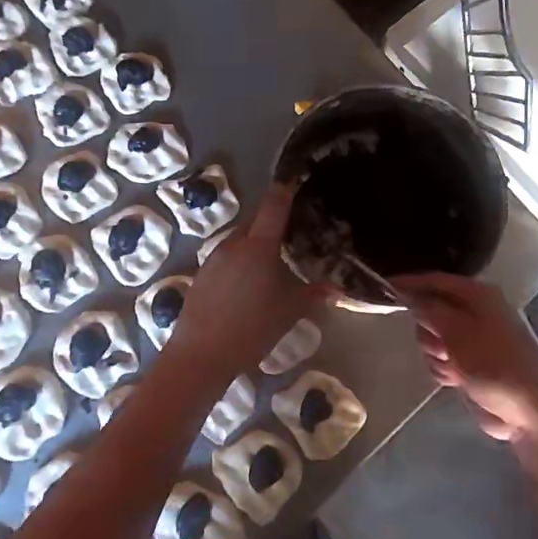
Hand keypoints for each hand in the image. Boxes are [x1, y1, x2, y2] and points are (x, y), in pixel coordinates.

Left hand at [163, 180, 326, 374]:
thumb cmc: (251, 330)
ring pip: (238, 239)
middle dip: (271, 221)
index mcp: (258, 247)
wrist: (200, 355)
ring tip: (272, 260)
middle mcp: (233, 245)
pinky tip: (248, 282)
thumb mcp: (288, 312)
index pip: (273, 205)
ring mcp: (213, 259)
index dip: (285, 191)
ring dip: (254, 242)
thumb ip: (312, 295)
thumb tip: (337, 289)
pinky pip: (226, 257)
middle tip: (291, 231)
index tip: (296, 183)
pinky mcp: (201, 275)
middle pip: (254, 221)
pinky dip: (240, 260)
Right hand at [395, 272, 537, 441]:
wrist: (525, 413)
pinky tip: (455, 380)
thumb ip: (430, 311)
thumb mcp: (458, 333)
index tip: (384, 287)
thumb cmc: (495, 365)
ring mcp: (472, 340)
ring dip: (435, 354)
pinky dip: (443, 369)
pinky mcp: (468, 364)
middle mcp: (475, 313)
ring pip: (432, 338)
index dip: (410, 283)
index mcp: (480, 297)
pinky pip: (441, 359)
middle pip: (431, 310)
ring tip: (452, 366)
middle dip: (427, 330)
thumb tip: (410, 297)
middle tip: (439, 345)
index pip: (437, 281)